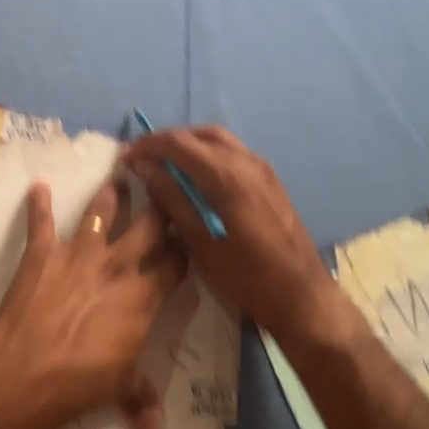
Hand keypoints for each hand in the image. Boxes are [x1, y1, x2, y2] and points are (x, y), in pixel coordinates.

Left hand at [0, 180, 187, 428]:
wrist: (31, 366)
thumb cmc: (84, 379)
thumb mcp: (121, 387)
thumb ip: (141, 396)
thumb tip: (154, 425)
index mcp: (143, 295)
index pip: (174, 263)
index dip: (184, 249)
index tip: (191, 235)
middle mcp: (117, 265)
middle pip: (147, 226)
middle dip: (160, 206)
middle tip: (166, 186)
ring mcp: (80, 252)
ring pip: (101, 212)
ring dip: (110, 195)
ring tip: (118, 177)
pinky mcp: (44, 251)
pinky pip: (42, 221)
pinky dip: (39, 203)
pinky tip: (38, 185)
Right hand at [122, 126, 347, 348]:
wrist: (300, 294)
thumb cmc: (245, 274)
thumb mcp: (199, 239)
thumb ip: (171, 197)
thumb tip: (145, 166)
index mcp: (226, 174)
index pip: (178, 142)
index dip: (148, 145)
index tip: (127, 158)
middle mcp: (245, 161)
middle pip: (199, 134)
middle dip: (169, 141)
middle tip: (146, 159)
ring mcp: (262, 168)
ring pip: (219, 140)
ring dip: (190, 145)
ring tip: (168, 166)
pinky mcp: (270, 179)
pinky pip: (234, 152)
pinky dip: (210, 154)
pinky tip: (199, 178)